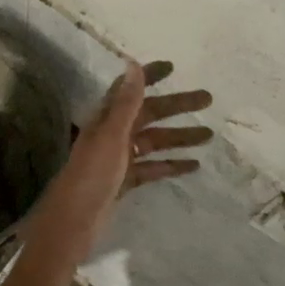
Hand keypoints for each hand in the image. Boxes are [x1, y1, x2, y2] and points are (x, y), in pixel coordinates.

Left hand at [22, 61, 212, 264]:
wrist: (74, 222)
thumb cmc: (92, 174)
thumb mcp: (112, 135)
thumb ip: (126, 102)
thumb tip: (133, 64)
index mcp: (107, 118)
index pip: (130, 88)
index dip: (149, 76)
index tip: (173, 68)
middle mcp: (114, 133)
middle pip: (150, 114)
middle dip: (177, 106)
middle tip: (207, 99)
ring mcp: (120, 158)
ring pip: (155, 141)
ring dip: (180, 136)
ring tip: (209, 135)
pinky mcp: (126, 181)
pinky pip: (153, 167)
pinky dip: (171, 164)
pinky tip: (194, 165)